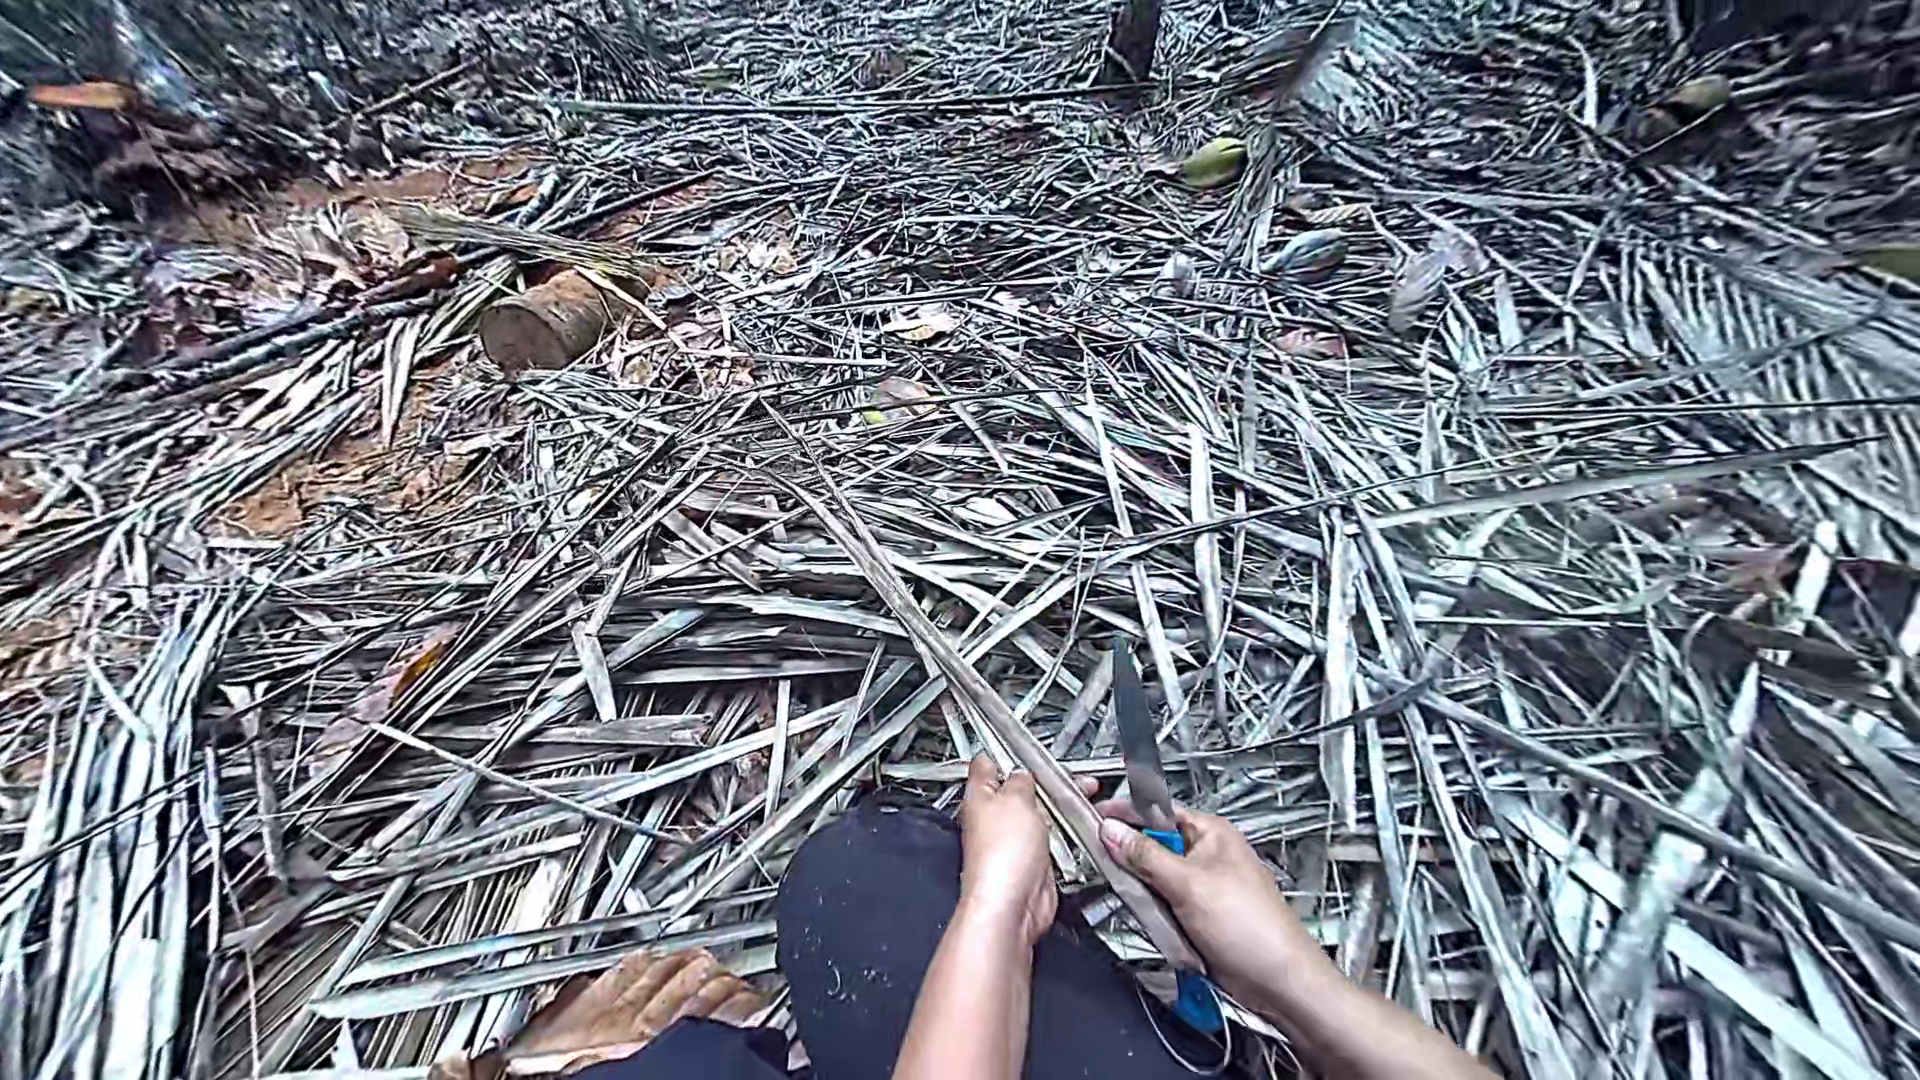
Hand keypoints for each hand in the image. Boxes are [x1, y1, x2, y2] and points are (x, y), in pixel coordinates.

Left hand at [957, 754, 1057, 946]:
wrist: (1013, 905)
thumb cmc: (1001, 855)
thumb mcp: (1016, 798)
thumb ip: (1021, 779)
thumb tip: (1022, 772)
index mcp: (979, 796)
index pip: (987, 764)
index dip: (1005, 752)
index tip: (1024, 747)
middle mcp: (993, 817)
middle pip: (1019, 788)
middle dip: (1043, 781)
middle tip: (1065, 775)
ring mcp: (1012, 839)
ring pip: (1038, 812)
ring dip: (1057, 805)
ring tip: (1080, 794)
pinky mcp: (1031, 860)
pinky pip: (1050, 837)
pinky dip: (1064, 830)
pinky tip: (1075, 823)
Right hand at [1096, 801, 1332, 1013]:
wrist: (1284, 989)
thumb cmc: (1251, 929)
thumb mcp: (1188, 884)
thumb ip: (1145, 855)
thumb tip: (1112, 830)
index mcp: (1210, 832)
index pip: (1157, 810)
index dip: (1126, 814)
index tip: (1096, 819)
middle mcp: (1206, 853)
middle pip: (1153, 844)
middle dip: (1133, 857)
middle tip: (1110, 865)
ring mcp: (1204, 885)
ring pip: (1157, 876)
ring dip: (1145, 888)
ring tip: (1139, 899)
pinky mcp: (1201, 913)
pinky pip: (1166, 902)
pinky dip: (1156, 909)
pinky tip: (1153, 919)